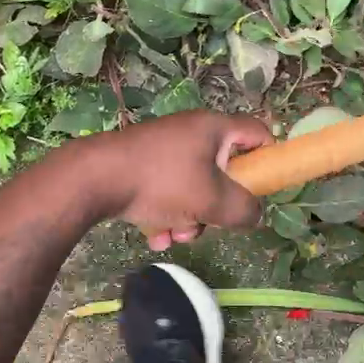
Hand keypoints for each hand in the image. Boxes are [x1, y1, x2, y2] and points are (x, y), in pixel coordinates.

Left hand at [75, 110, 272, 250]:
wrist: (94, 178)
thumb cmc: (162, 181)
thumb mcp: (212, 202)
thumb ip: (244, 210)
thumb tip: (256, 214)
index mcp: (215, 128)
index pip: (258, 132)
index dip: (269, 157)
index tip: (264, 187)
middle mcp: (192, 131)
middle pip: (224, 169)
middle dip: (218, 204)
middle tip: (210, 221)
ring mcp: (165, 147)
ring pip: (194, 185)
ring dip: (190, 216)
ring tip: (174, 235)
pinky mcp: (142, 163)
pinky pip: (168, 189)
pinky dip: (166, 212)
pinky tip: (154, 234)